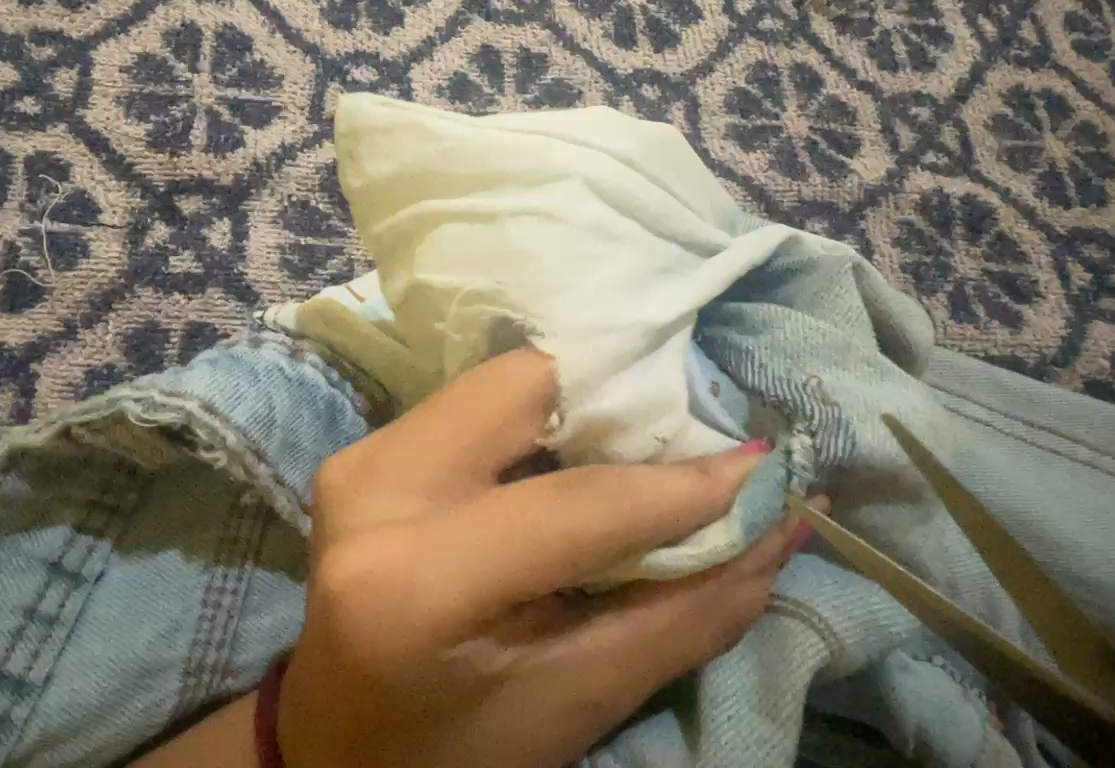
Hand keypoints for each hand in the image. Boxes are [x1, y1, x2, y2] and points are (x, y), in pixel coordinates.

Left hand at [276, 347, 816, 767]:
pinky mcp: (360, 449)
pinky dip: (538, 415)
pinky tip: (574, 449)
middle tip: (686, 434)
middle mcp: (372, 490)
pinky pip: (472, 402)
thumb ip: (688, 609)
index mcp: (412, 581)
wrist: (334, 743)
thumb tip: (780, 521)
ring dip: (580, 402)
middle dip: (617, 400)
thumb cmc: (454, 748)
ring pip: (499, 383)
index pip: (572, 504)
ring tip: (639, 444)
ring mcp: (357, 458)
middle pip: (523, 388)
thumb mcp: (578, 698)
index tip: (761, 466)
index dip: (677, 483)